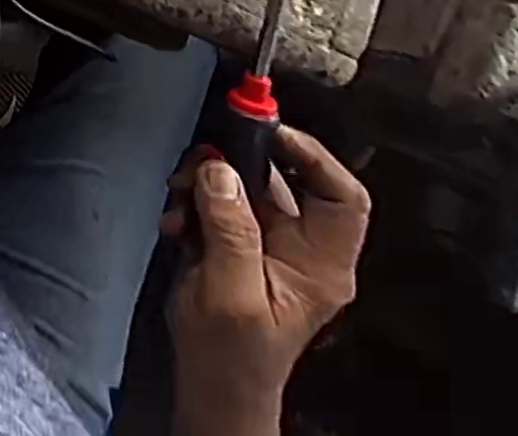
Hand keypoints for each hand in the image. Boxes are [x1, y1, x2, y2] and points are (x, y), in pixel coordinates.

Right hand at [161, 127, 370, 435]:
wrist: (208, 385)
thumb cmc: (231, 356)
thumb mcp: (232, 294)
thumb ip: (229, 230)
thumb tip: (218, 169)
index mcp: (319, 262)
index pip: (342, 196)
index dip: (313, 156)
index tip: (269, 132)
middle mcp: (297, 245)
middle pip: (279, 180)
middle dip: (233, 165)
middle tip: (198, 164)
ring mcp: (264, 241)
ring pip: (240, 184)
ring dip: (203, 183)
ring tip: (178, 200)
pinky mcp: (233, 240)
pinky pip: (215, 200)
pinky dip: (191, 202)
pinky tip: (175, 221)